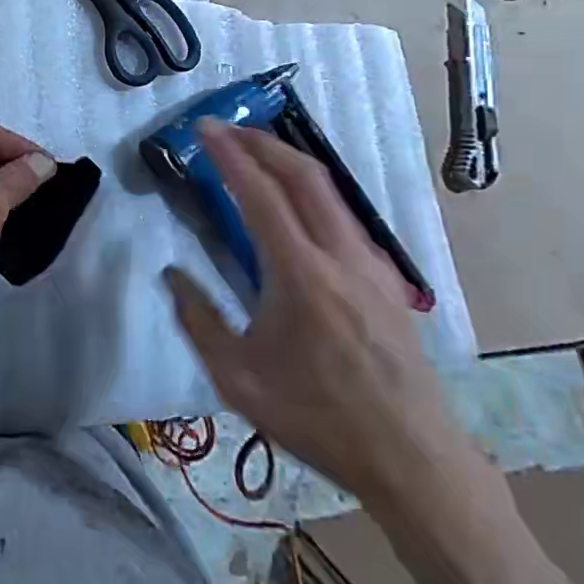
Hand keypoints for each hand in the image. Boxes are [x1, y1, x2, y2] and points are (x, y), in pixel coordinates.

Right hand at [165, 121, 465, 503]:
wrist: (410, 455)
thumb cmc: (319, 418)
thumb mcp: (240, 380)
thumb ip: (200, 321)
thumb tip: (172, 276)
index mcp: (301, 275)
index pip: (261, 194)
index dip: (230, 155)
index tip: (206, 128)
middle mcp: (341, 253)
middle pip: (303, 174)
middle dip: (262, 142)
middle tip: (227, 130)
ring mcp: (371, 261)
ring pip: (329, 189)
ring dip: (289, 162)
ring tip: (256, 156)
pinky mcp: (386, 275)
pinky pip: (343, 214)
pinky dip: (312, 191)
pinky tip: (296, 206)